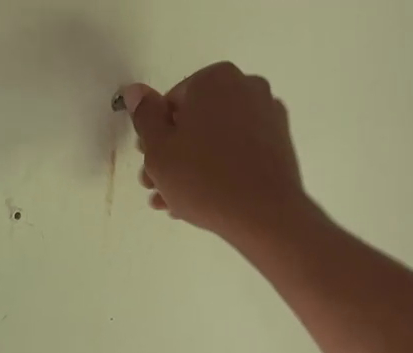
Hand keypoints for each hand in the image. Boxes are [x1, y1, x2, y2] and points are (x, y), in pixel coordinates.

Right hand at [124, 63, 322, 247]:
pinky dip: (220, 169)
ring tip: (175, 202)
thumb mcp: (159, 150)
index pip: (170, 104)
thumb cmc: (202, 179)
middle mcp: (245, 86)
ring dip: (192, 167)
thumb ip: (144, 116)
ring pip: (216, 139)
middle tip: (158, 187)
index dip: (155, 137)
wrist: (262, 213)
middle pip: (195, 122)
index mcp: (213, 79)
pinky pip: (238, 151)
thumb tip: (134, 91)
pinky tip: (205, 199)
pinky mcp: (279, 141)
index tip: (150, 165)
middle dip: (173, 155)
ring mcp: (266, 113)